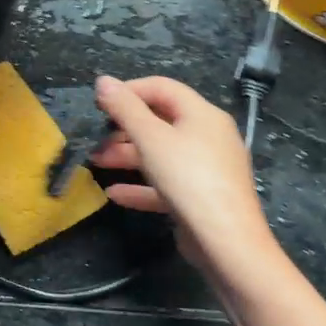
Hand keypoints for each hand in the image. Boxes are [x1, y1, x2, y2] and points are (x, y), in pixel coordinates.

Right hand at [89, 75, 273, 272]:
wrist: (228, 244)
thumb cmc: (188, 178)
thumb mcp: (149, 138)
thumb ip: (124, 108)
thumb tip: (103, 80)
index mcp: (202, 115)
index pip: (161, 87)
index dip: (128, 90)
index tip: (100, 104)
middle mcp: (209, 137)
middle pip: (160, 121)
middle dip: (124, 128)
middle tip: (97, 137)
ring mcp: (207, 169)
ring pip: (161, 152)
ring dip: (127, 155)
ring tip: (97, 163)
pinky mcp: (202, 197)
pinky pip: (167, 182)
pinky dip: (142, 184)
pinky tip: (116, 194)